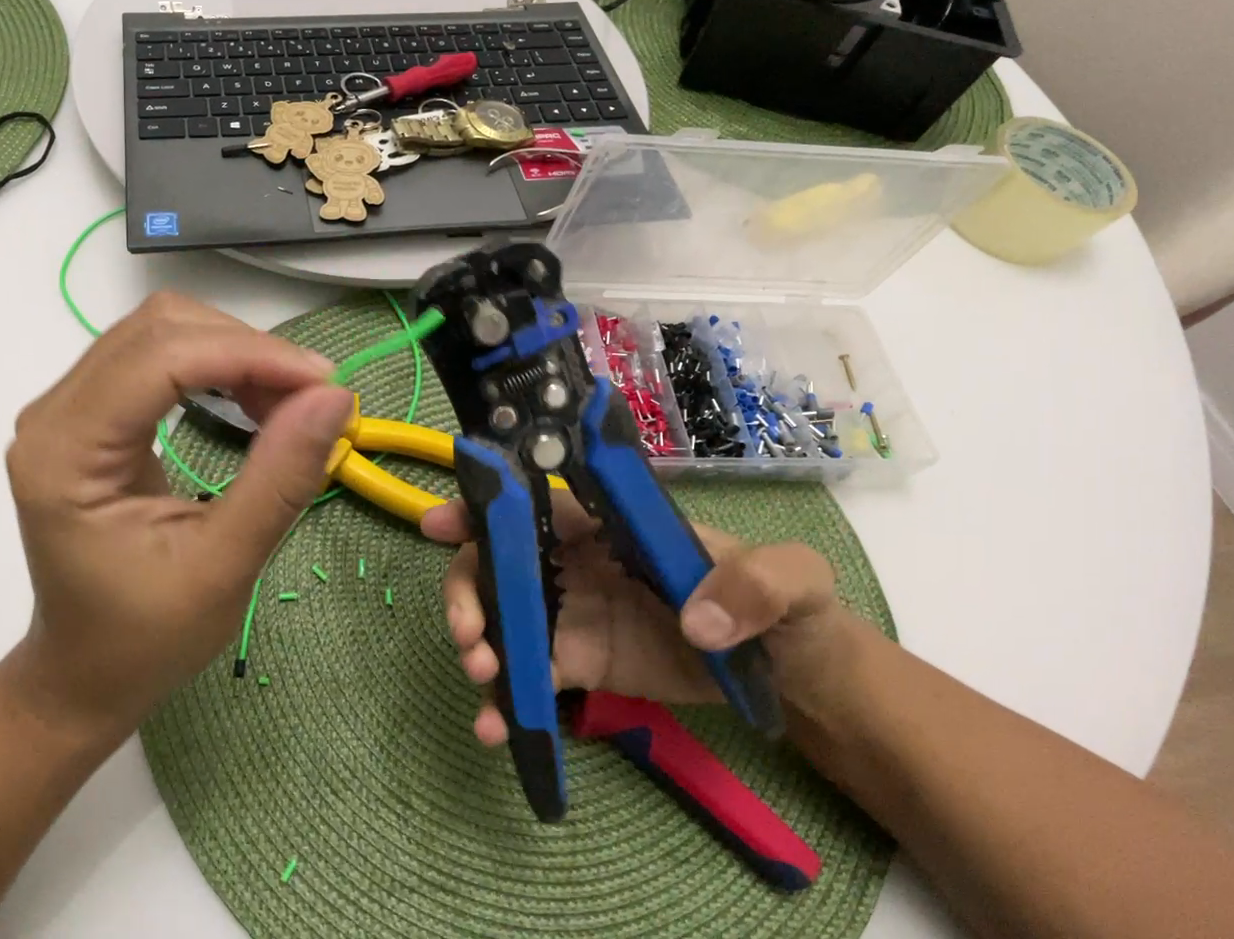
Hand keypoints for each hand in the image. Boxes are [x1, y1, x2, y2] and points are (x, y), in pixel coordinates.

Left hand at [5, 293, 352, 739]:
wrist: (84, 673)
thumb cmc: (145, 638)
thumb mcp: (223, 567)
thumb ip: (279, 480)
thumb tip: (334, 398)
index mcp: (66, 453)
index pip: (160, 359)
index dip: (250, 355)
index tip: (326, 383)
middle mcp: (52, 415)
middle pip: (158, 329)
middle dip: (246, 350)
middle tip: (313, 401)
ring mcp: (64, 411)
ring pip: (159, 333)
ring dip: (234, 354)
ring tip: (288, 406)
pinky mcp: (87, 417)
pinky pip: (154, 359)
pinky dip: (214, 367)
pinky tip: (252, 402)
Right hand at [423, 492, 847, 745]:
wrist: (788, 675)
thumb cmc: (785, 605)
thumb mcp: (794, 579)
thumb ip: (757, 582)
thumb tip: (696, 621)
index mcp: (612, 527)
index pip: (537, 506)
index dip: (484, 510)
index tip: (439, 525)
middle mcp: (579, 564)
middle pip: (500, 563)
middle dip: (468, 591)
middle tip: (470, 635)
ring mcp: (572, 615)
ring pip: (502, 619)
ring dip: (477, 643)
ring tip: (484, 677)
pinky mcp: (577, 664)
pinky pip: (527, 676)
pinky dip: (504, 699)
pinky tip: (495, 728)